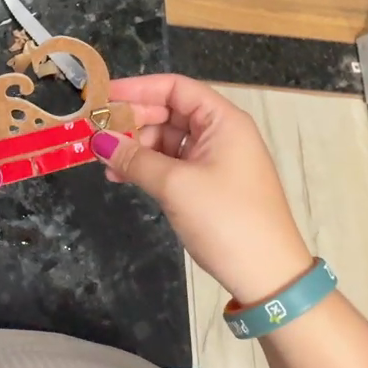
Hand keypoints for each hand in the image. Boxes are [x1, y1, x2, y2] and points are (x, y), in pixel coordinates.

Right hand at [94, 74, 313, 304]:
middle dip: (132, 120)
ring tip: (104, 161)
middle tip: (97, 132)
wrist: (270, 279)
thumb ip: (134, 159)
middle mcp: (220, 133)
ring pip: (166, 139)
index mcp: (222, 121)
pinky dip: (146, 166)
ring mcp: (214, 160)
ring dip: (135, 147)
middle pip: (169, 111)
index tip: (103, 97)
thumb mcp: (175, 185)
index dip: (138, 88)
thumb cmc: (227, 219)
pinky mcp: (208, 185)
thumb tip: (98, 139)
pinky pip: (171, 163)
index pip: (175, 88)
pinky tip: (120, 176)